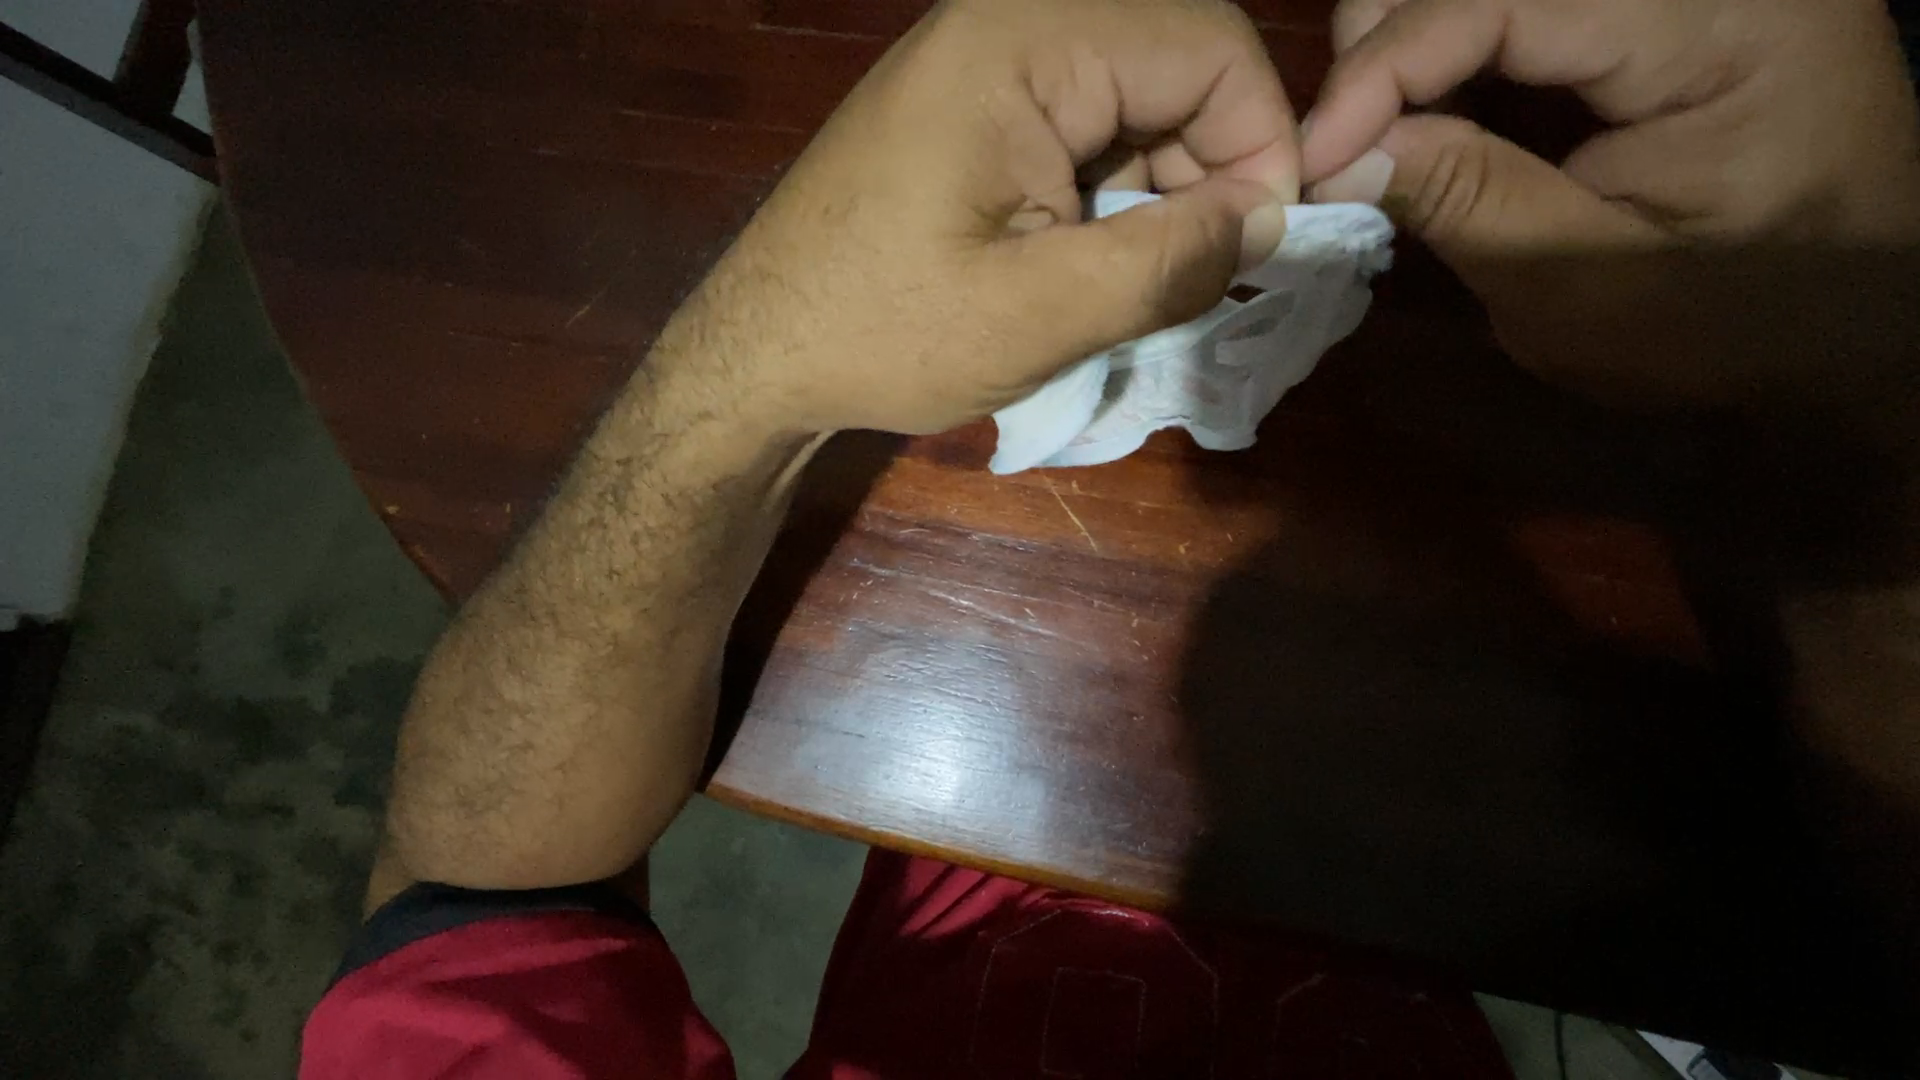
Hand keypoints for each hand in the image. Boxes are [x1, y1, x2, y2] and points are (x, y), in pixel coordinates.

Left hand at [656, 0, 1300, 436]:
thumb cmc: (883, 335)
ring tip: (1129, 287)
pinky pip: (1077, 142)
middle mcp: (1005, 30)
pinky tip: (1083, 270)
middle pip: (1170, 67)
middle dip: (1206, 172)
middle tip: (1195, 276)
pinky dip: (1105, 205)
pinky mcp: (968, 123)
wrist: (762, 353)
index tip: (1259, 245)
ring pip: (1127, 111)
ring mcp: (980, 74)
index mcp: (1022, 44)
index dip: (1259, 140)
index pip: (1207, 43)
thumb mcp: (1036, 316)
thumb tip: (1268, 223)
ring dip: (1154, 197)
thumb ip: (1166, 264)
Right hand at [1300, 0, 1919, 406]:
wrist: (1829, 331)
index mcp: (1725, 23)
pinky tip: (1410, 120)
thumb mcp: (1574, 284)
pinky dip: (1442, 63)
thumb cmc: (1717, 327)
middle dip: (1387, 44)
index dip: (1388, 67)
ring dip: (1406, 50)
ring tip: (1360, 136)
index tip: (1308, 157)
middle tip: (1330, 146)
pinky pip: (1517, 18)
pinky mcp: (1651, 20)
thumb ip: (1461, 201)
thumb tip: (1334, 160)